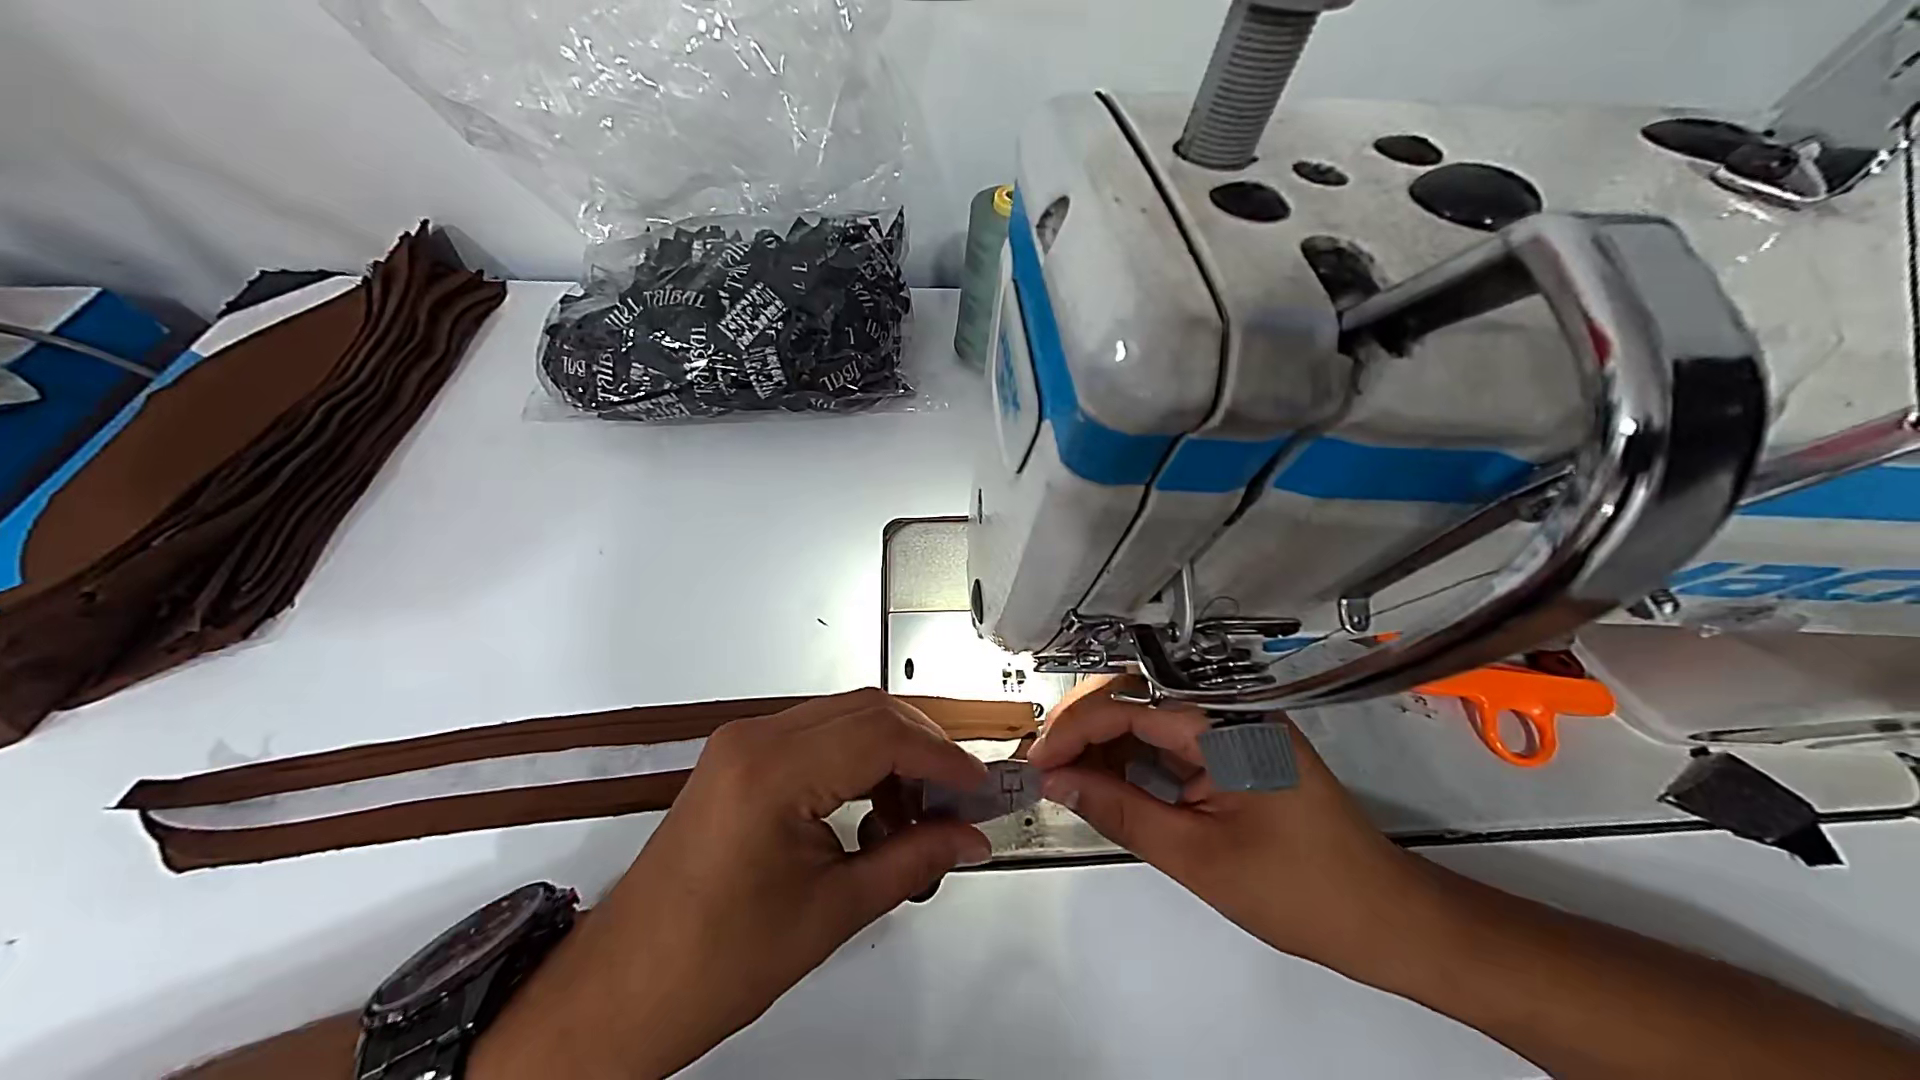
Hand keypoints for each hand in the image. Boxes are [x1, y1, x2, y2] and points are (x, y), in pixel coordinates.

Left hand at [471, 690, 992, 1079]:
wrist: (621, 992)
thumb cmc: (711, 964)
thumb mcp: (832, 912)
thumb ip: (912, 861)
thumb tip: (968, 838)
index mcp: (771, 772)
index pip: (882, 735)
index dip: (943, 758)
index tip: (980, 787)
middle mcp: (754, 739)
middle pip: (867, 711)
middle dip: (924, 749)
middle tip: (958, 799)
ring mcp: (742, 744)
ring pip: (845, 718)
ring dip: (892, 754)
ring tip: (918, 815)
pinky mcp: (739, 759)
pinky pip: (817, 737)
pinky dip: (858, 762)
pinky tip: (874, 811)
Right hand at [1028, 676, 1433, 976]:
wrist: (1383, 918)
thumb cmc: (1304, 891)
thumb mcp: (1196, 855)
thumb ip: (1119, 810)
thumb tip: (1058, 783)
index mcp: (1226, 724)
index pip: (1128, 707)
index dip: (1073, 731)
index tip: (1038, 763)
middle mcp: (1228, 710)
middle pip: (1132, 698)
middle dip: (1080, 728)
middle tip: (1044, 767)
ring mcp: (1231, 726)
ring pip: (1145, 716)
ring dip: (1100, 743)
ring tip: (1065, 777)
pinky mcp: (1230, 746)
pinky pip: (1165, 739)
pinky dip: (1129, 759)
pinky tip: (1104, 781)